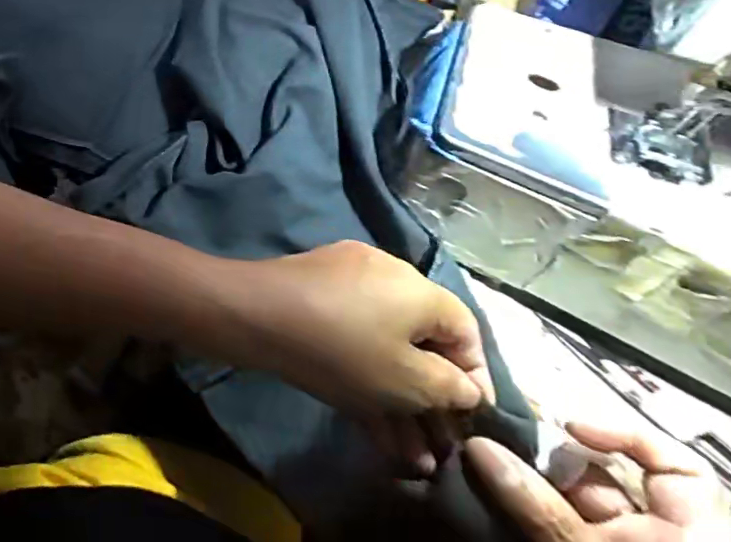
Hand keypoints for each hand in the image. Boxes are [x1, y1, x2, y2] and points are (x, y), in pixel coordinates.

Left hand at [231, 240, 491, 422]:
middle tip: (435, 447)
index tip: (472, 420)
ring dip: (399, 398)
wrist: (255, 313)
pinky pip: (354, 335)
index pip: (466, 330)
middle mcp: (386, 275)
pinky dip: (366, 375)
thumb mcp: (407, 382)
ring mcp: (346, 281)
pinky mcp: (315, 293)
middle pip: (422, 339)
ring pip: (385, 344)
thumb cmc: (342, 348)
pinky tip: (373, 429)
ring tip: (407, 455)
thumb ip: (449, 389)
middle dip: (431, 398)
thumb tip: (466, 388)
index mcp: (417, 287)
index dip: (475, 377)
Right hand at [466, 421, 730, 540]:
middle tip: (496, 436)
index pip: (672, 463)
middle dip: (550, 458)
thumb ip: (538, 505)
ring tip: (484, 459)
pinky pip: (559, 528)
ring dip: (529, 481)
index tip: (568, 427)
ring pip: (575, 504)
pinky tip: (492, 494)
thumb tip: (478, 445)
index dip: (621, 433)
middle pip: (608, 479)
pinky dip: (529, 511)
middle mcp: (662, 538)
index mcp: (690, 531)